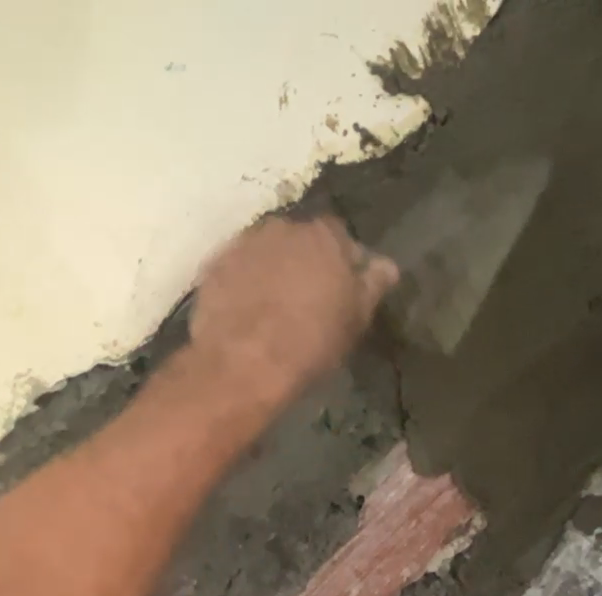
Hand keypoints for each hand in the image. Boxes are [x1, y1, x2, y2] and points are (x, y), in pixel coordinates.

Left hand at [172, 216, 398, 416]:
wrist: (244, 363)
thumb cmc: (312, 342)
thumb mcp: (356, 319)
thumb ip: (372, 285)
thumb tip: (387, 264)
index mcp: (324, 237)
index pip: (341, 236)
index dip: (343, 261)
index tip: (344, 287)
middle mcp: (283, 228)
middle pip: (301, 239)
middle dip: (307, 261)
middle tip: (311, 297)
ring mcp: (244, 243)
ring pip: (268, 251)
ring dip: (275, 269)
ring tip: (278, 305)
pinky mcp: (214, 264)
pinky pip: (239, 267)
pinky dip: (247, 281)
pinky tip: (250, 310)